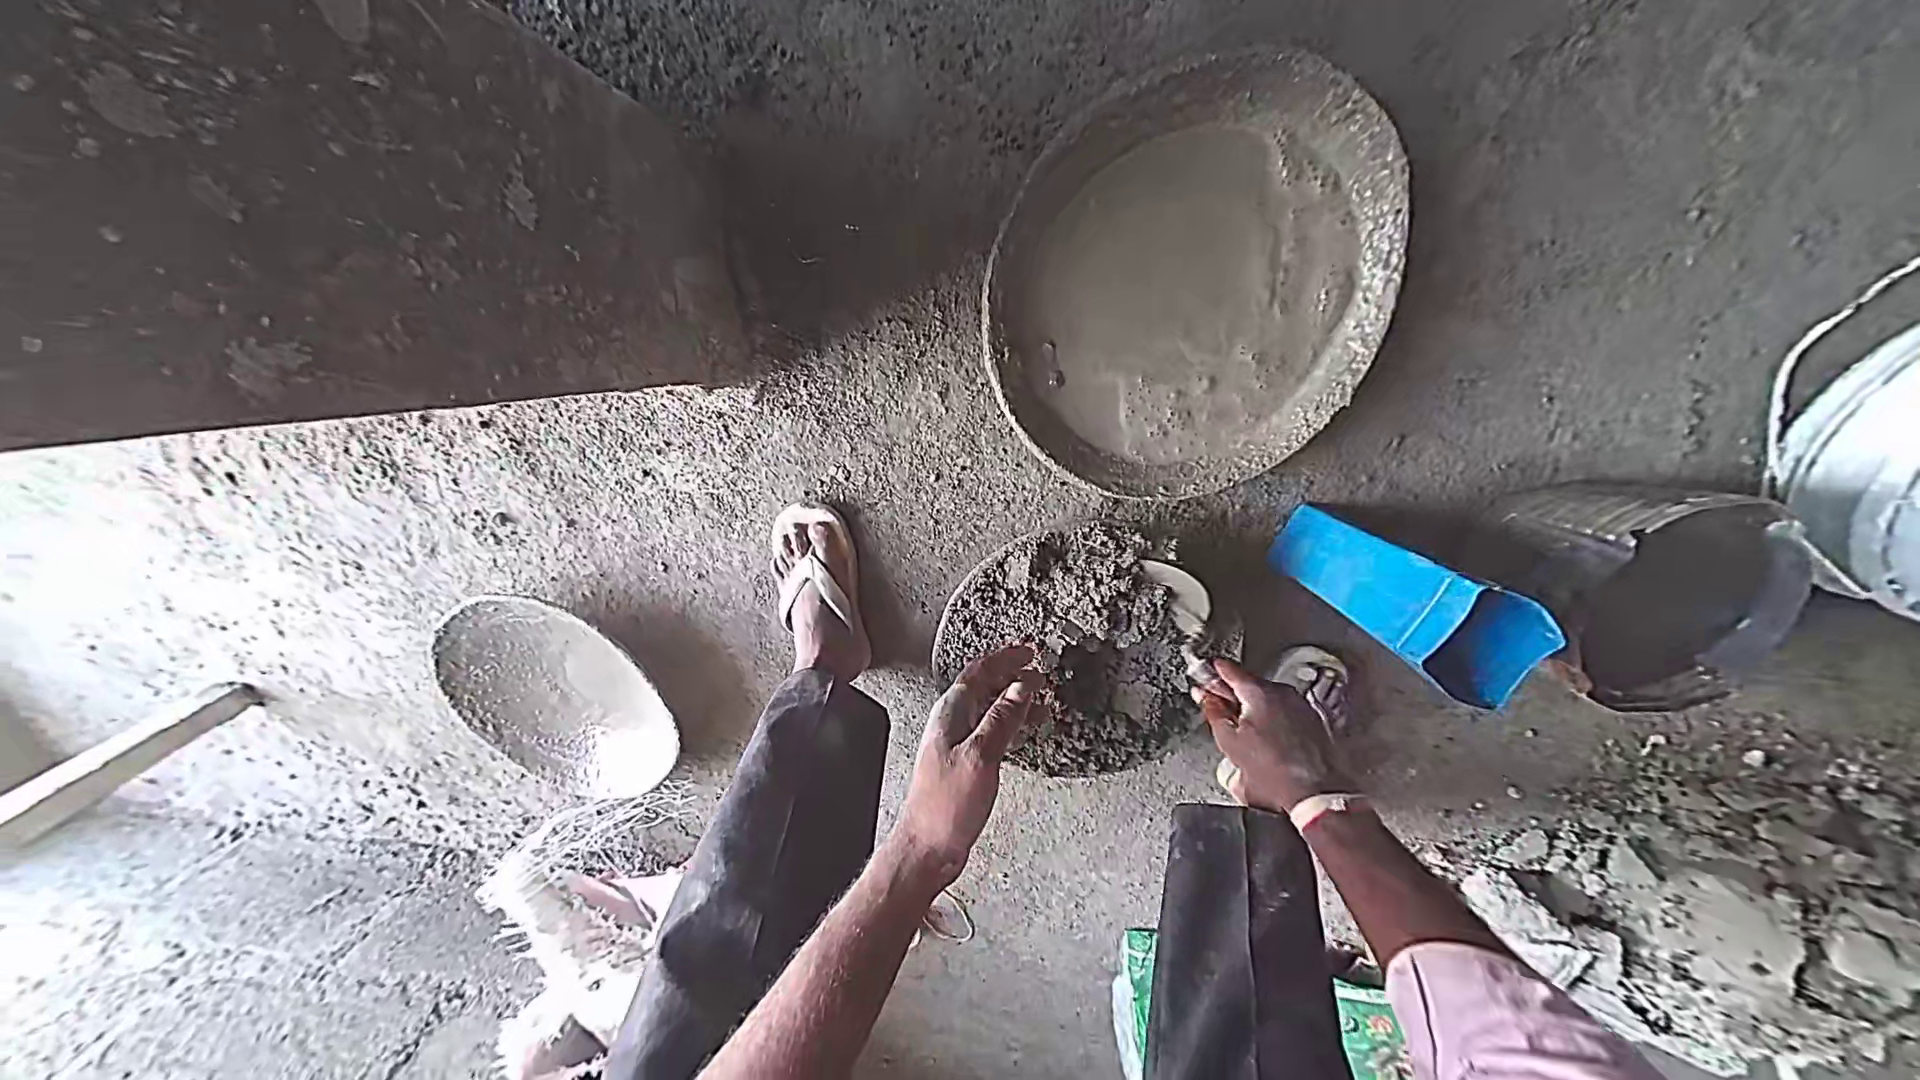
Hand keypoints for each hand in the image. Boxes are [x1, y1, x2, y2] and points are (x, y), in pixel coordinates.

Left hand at [892, 644, 1038, 885]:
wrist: (928, 846)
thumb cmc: (946, 804)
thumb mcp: (981, 755)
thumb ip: (1002, 718)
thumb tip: (1022, 686)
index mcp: (952, 712)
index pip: (981, 670)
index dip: (1006, 657)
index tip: (1029, 649)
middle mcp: (953, 721)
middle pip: (985, 684)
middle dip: (1012, 672)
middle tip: (1039, 666)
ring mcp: (959, 740)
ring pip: (991, 706)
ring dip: (1015, 696)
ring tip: (1041, 693)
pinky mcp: (967, 759)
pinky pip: (993, 728)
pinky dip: (1013, 721)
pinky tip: (1027, 726)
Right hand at [1194, 658, 1354, 813]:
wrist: (1317, 795)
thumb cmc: (1276, 773)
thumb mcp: (1229, 742)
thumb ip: (1213, 712)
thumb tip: (1205, 697)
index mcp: (1258, 692)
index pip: (1228, 669)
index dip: (1211, 673)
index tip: (1203, 677)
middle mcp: (1282, 692)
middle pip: (1248, 683)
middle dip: (1230, 693)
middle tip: (1216, 706)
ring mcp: (1300, 705)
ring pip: (1267, 697)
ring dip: (1251, 706)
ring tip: (1241, 730)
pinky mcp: (1313, 720)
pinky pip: (1283, 710)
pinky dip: (1270, 717)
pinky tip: (1264, 738)